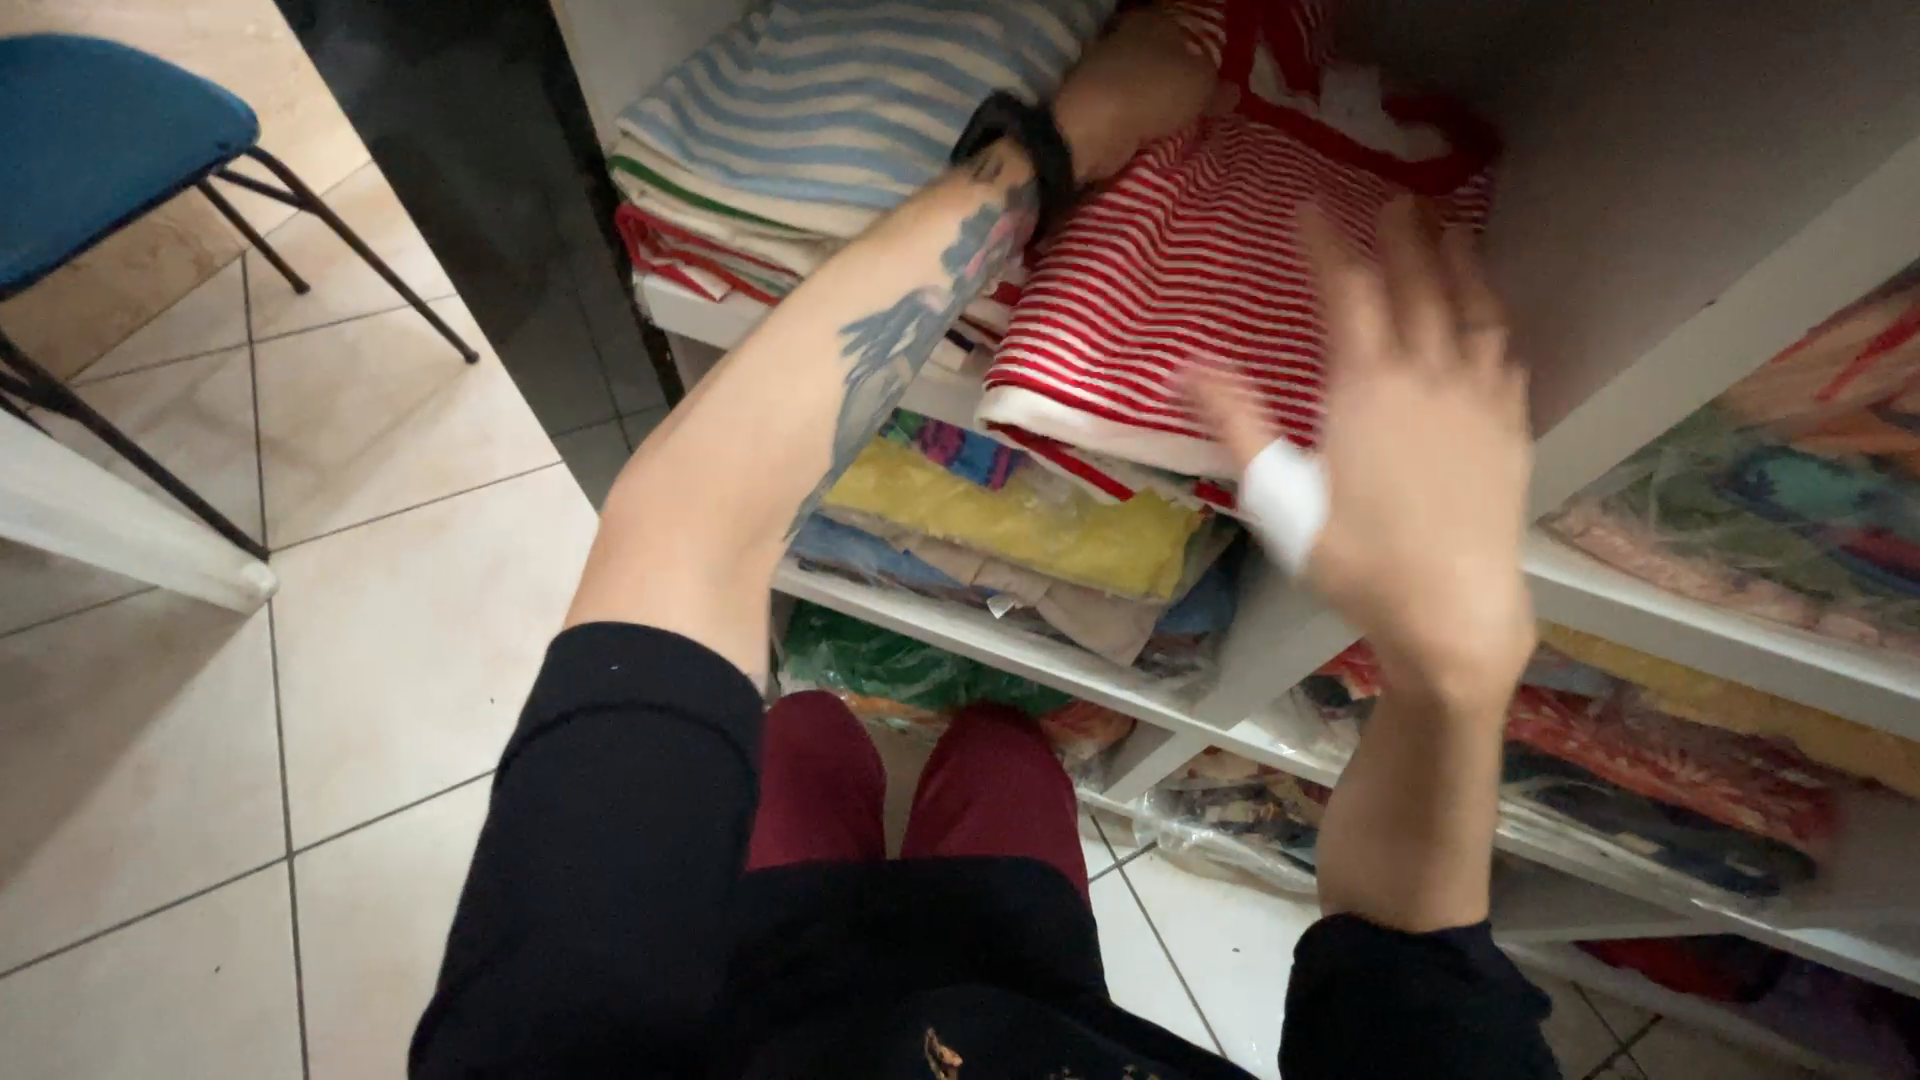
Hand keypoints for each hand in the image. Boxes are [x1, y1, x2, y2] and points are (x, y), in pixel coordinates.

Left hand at [1053, 6, 1218, 181]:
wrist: (1092, 128)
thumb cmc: (1151, 91)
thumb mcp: (1199, 87)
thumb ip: (1217, 90)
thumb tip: (1233, 94)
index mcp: (1153, 22)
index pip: (1182, 34)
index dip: (1197, 59)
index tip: (1208, 88)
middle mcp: (1123, 40)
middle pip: (1157, 63)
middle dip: (1172, 87)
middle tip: (1192, 115)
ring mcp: (1100, 75)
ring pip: (1136, 91)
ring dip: (1150, 110)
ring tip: (1170, 134)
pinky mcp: (1087, 108)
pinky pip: (1120, 116)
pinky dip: (1130, 128)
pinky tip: (1144, 143)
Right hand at [1189, 198, 1535, 710]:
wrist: (1448, 609)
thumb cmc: (1351, 556)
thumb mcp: (1275, 494)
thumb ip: (1234, 423)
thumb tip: (1184, 372)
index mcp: (1365, 388)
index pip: (1346, 293)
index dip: (1327, 246)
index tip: (1310, 210)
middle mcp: (1428, 375)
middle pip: (1416, 286)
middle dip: (1400, 237)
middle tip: (1393, 197)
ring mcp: (1479, 398)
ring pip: (1472, 309)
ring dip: (1458, 262)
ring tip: (1451, 228)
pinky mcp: (1510, 426)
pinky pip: (1505, 352)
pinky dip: (1492, 317)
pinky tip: (1487, 316)